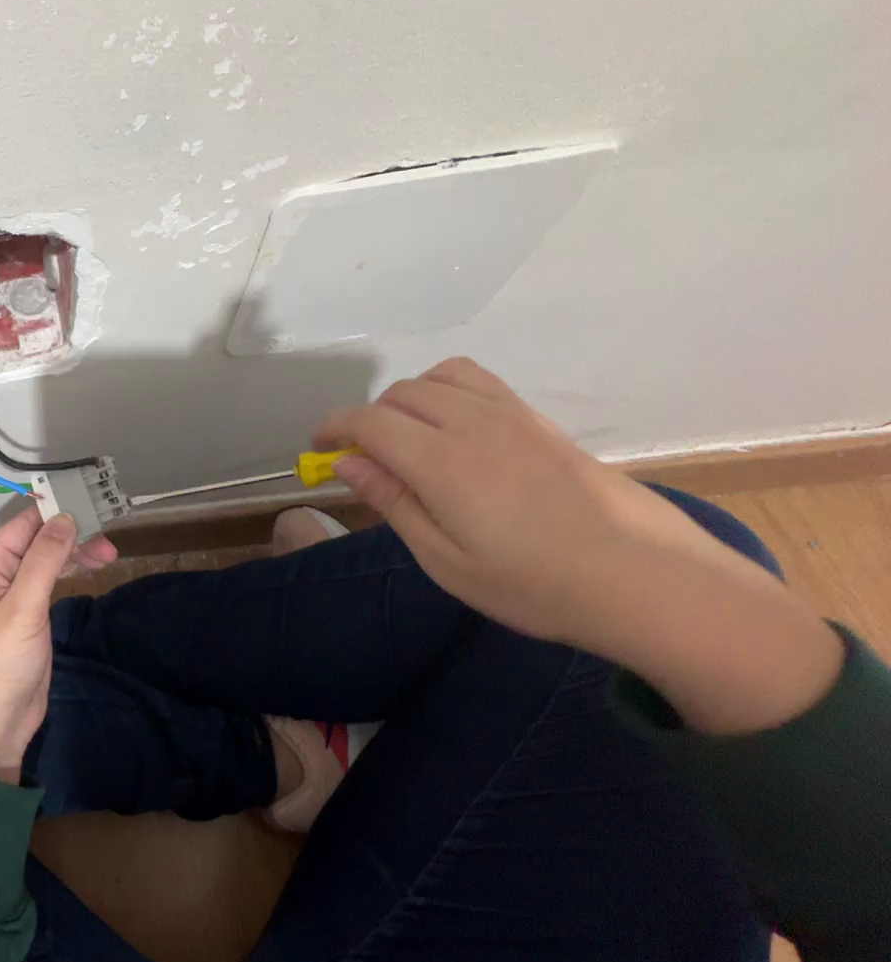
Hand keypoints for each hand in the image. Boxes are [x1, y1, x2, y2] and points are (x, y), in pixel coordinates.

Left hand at [0, 507, 115, 781]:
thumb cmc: (2, 662)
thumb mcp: (24, 607)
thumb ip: (44, 560)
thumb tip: (65, 516)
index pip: (24, 523)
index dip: (56, 509)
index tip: (93, 501)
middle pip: (38, 538)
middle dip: (72, 532)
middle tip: (109, 540)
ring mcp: (15, 595)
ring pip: (48, 558)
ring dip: (75, 551)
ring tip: (110, 554)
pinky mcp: (30, 615)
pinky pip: (51, 580)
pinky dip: (71, 570)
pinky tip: (91, 567)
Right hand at [315, 357, 839, 732]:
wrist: (646, 581)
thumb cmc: (532, 584)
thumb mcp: (443, 558)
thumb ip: (392, 501)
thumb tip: (346, 461)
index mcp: (441, 460)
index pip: (367, 420)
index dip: (332, 427)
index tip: (316, 450)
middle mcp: (473, 424)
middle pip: (400, 393)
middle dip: (367, 417)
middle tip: (360, 458)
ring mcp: (514, 417)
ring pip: (441, 377)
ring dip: (408, 398)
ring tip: (405, 437)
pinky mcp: (541, 422)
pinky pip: (480, 383)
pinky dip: (447, 392)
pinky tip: (452, 432)